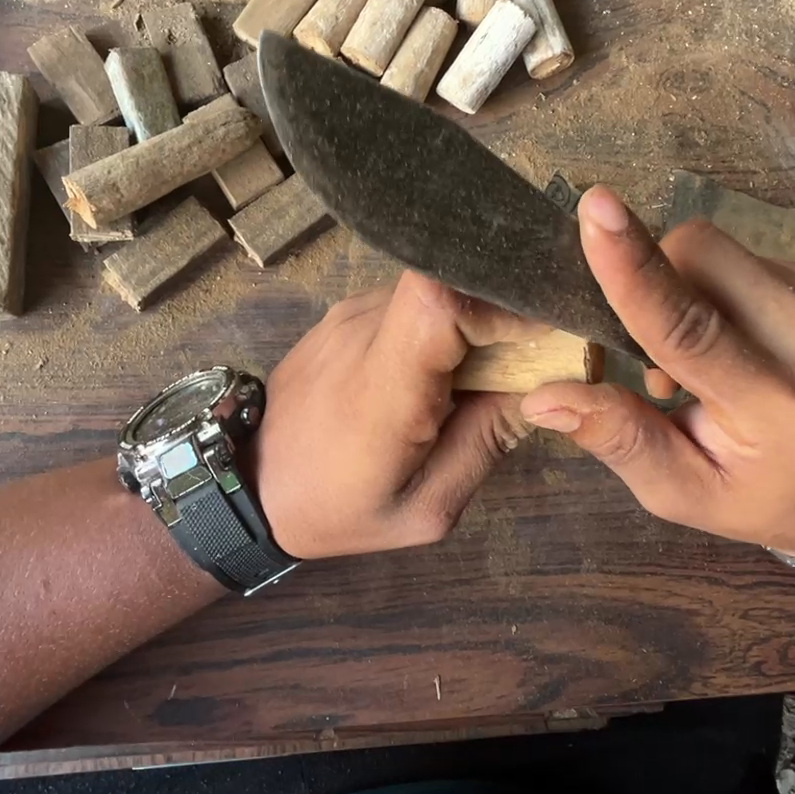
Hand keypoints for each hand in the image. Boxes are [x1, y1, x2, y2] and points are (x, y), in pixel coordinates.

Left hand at [253, 272, 538, 559]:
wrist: (253, 483)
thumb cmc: (339, 508)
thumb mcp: (426, 508)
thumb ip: (486, 444)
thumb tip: (541, 388)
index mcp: (382, 386)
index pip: (439, 299)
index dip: (498, 306)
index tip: (539, 338)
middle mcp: (359, 331)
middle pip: (446, 285)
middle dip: (499, 314)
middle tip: (528, 359)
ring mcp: (345, 314)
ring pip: (431, 289)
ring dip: (470, 319)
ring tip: (486, 368)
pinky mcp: (342, 312)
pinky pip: (407, 301)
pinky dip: (439, 322)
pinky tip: (444, 364)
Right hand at [519, 187, 794, 555]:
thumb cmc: (755, 495)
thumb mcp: (678, 492)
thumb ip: (618, 438)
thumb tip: (541, 398)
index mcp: (782, 409)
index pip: (691, 329)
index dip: (636, 271)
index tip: (596, 210)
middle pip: (701, 256)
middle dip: (653, 278)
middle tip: (652, 349)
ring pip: (714, 248)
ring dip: (680, 286)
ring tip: (694, 353)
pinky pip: (735, 253)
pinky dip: (707, 286)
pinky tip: (723, 334)